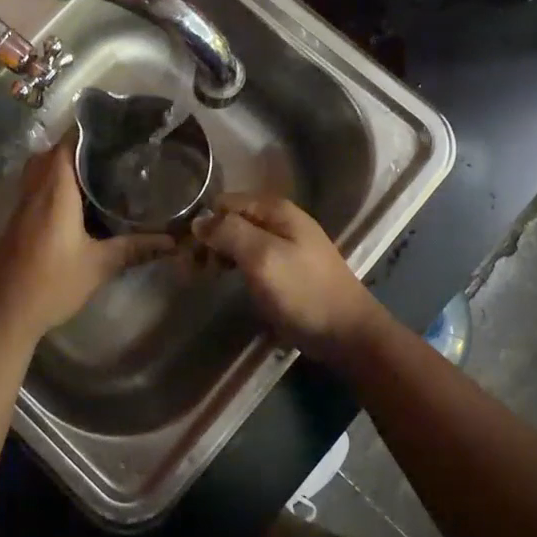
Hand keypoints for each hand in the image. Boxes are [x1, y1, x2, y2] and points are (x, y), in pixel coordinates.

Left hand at [0, 141, 174, 339]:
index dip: (88, 130)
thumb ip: (135, 248)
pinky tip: (79, 202)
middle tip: (112, 150)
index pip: (67, 143)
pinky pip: (37, 188)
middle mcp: (35, 190)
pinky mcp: (18, 221)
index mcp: (55, 190)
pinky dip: (56, 184)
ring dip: (65, 166)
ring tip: (99, 172)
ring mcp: (23, 205)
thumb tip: (173, 242)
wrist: (5, 311)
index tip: (115, 127)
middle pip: (53, 153)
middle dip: (79, 147)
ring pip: (42, 170)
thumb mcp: (99, 265)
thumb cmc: (52, 282)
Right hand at [191, 193, 390, 359]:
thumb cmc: (303, 292)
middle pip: (229, 219)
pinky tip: (228, 281)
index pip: (222, 203)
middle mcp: (278, 219)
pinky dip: (233, 265)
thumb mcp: (262, 257)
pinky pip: (249, 256)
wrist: (347, 333)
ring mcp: (283, 243)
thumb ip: (229, 232)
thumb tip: (197, 221)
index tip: (189, 254)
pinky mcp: (284, 266)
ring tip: (204, 278)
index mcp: (274, 209)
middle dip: (208, 241)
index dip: (203, 224)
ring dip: (217, 254)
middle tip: (194, 271)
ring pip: (237, 239)